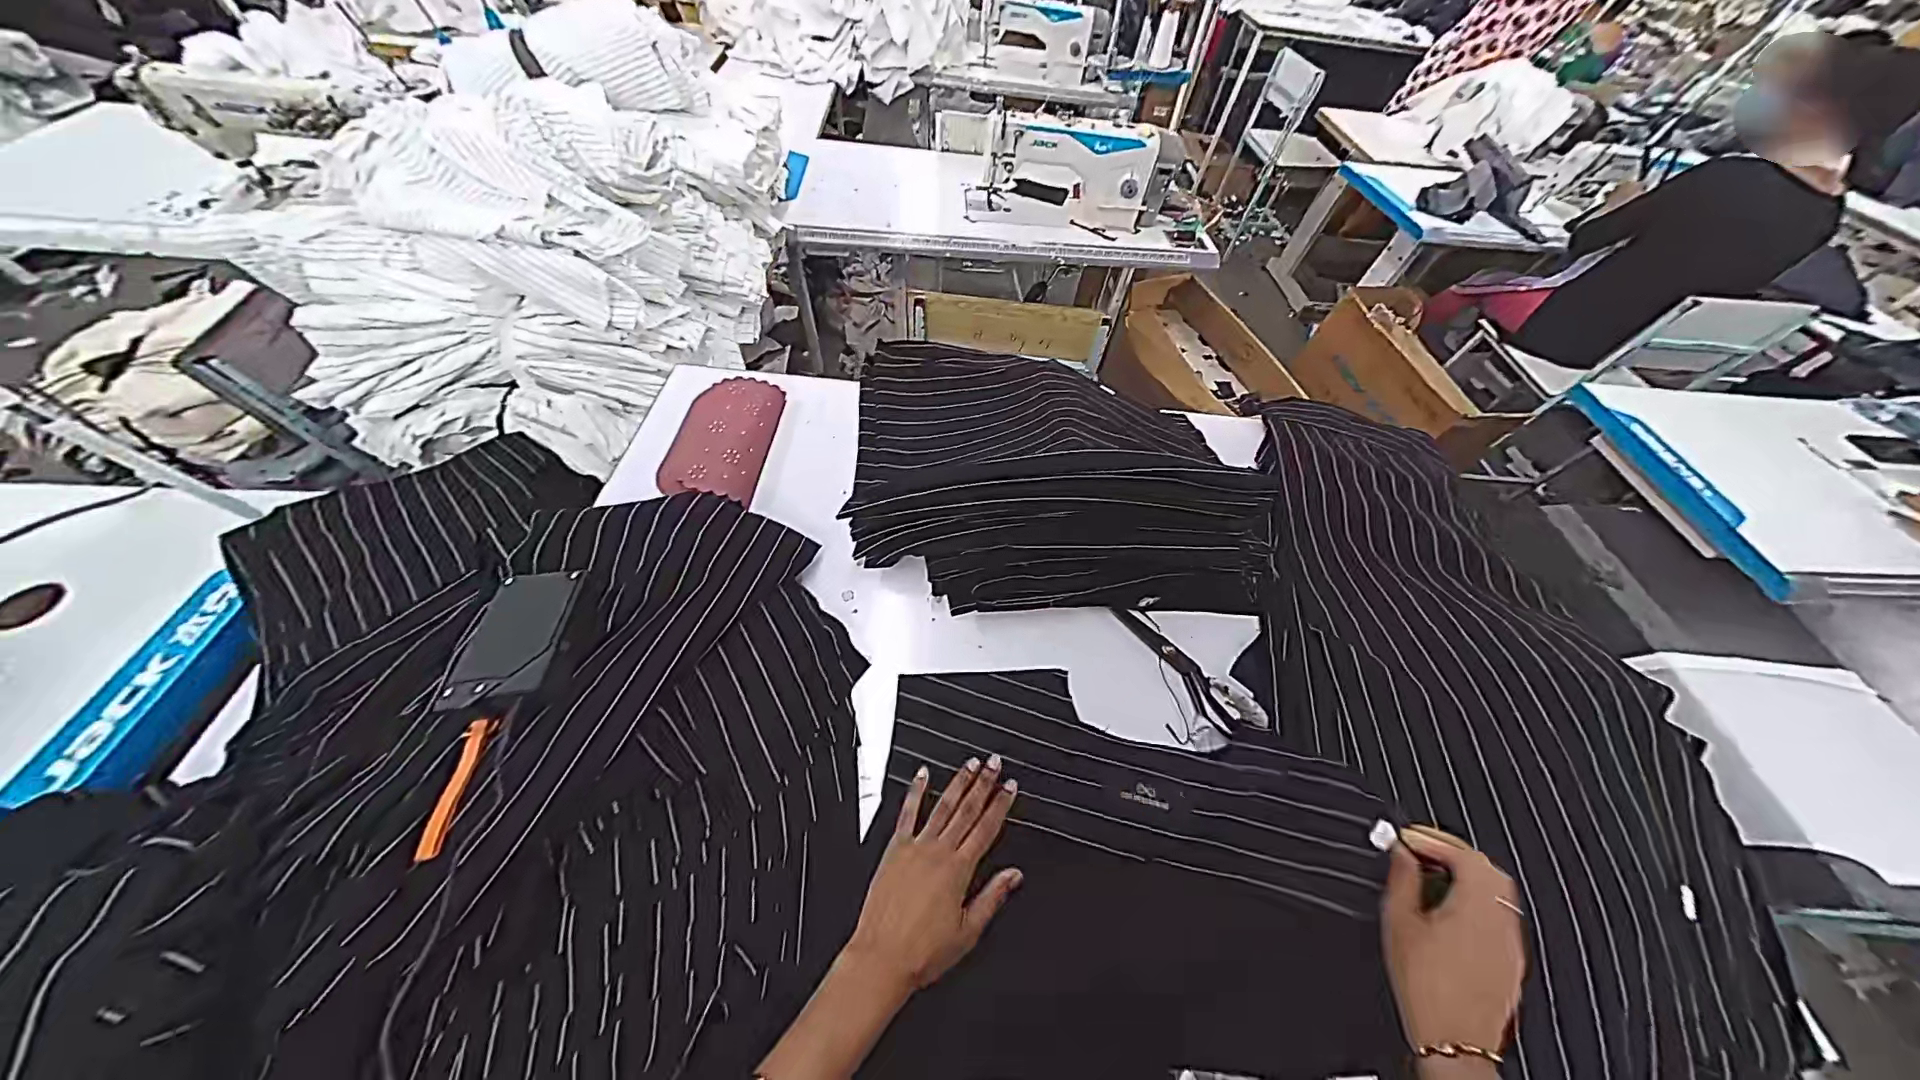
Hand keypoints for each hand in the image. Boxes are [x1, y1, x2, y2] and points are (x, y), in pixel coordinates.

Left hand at [846, 757, 1021, 990]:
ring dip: (958, 782)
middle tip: (994, 762)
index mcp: (959, 871)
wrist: (881, 958)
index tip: (1010, 787)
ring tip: (970, 763)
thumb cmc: (921, 951)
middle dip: (984, 783)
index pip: (987, 828)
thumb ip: (992, 897)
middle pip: (967, 810)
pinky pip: (907, 813)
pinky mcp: (894, 849)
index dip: (1001, 805)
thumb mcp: (968, 931)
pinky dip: (916, 792)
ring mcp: (915, 847)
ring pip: (943, 806)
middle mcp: (938, 852)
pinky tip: (922, 775)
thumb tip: (1013, 875)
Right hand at [1382, 825, 1525, 1063]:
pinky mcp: (1510, 961)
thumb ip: (1402, 879)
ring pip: (1496, 892)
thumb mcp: (1399, 921)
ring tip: (1429, 875)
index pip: (1465, 855)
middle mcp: (1502, 922)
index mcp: (1477, 908)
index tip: (1407, 837)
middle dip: (1451, 852)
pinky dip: (1474, 899)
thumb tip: (1401, 851)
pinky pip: (1498, 915)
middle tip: (1419, 849)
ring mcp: (1511, 943)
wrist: (1453, 1041)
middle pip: (1487, 870)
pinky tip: (1447, 908)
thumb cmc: (1424, 985)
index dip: (1433, 839)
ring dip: (1465, 875)